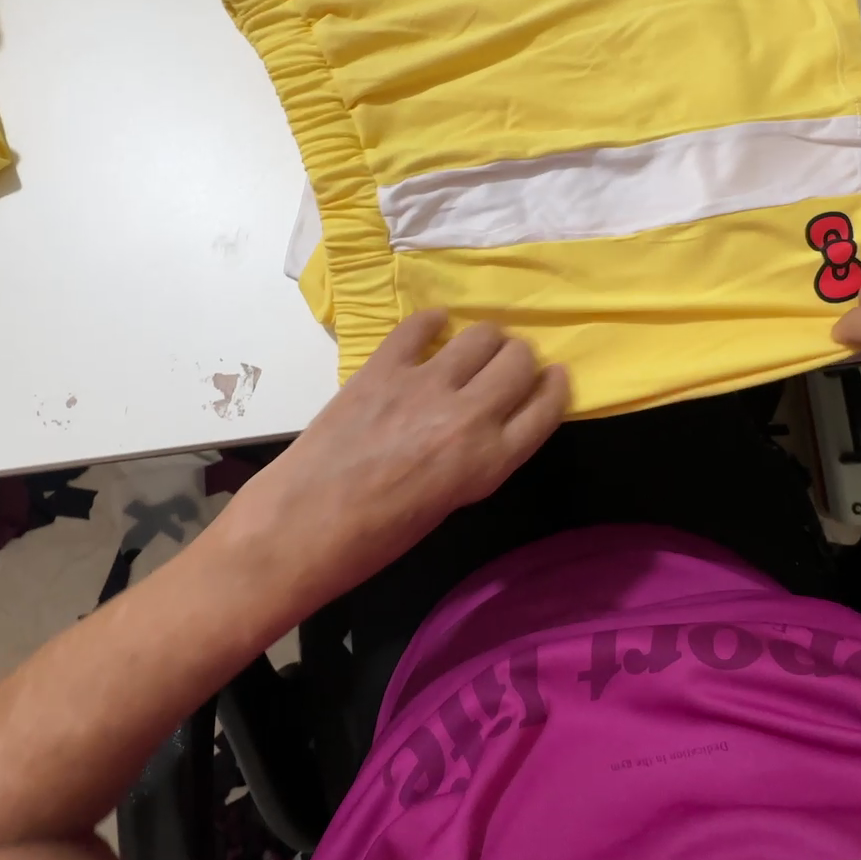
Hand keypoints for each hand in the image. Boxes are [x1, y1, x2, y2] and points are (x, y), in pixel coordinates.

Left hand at [237, 311, 568, 594]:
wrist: (305, 524)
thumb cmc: (379, 537)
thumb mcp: (450, 503)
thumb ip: (477, 457)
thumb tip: (484, 423)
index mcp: (490, 461)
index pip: (547, 407)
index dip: (555, 387)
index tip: (554, 376)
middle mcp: (469, 416)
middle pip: (519, 361)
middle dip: (521, 359)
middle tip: (507, 365)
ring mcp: (425, 385)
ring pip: (480, 335)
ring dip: (486, 338)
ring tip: (475, 346)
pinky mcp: (383, 368)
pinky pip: (419, 327)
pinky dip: (432, 323)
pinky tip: (434, 326)